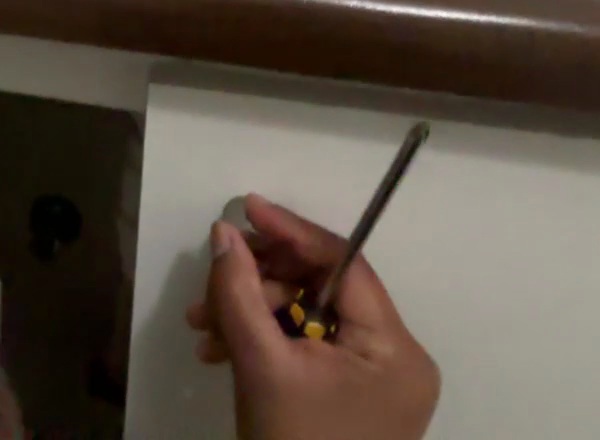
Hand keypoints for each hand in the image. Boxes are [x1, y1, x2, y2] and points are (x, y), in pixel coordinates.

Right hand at [186, 195, 439, 439]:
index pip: (342, 261)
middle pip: (321, 284)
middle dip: (259, 280)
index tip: (245, 207)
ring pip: (308, 312)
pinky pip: (308, 342)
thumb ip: (238, 290)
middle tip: (212, 283)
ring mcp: (376, 375)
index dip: (290, 229)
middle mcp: (396, 354)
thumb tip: (223, 231)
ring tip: (203, 325)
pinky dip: (265, 337)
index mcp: (393, 347)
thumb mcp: (260, 363)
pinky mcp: (354, 391)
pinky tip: (221, 347)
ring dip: (251, 310)